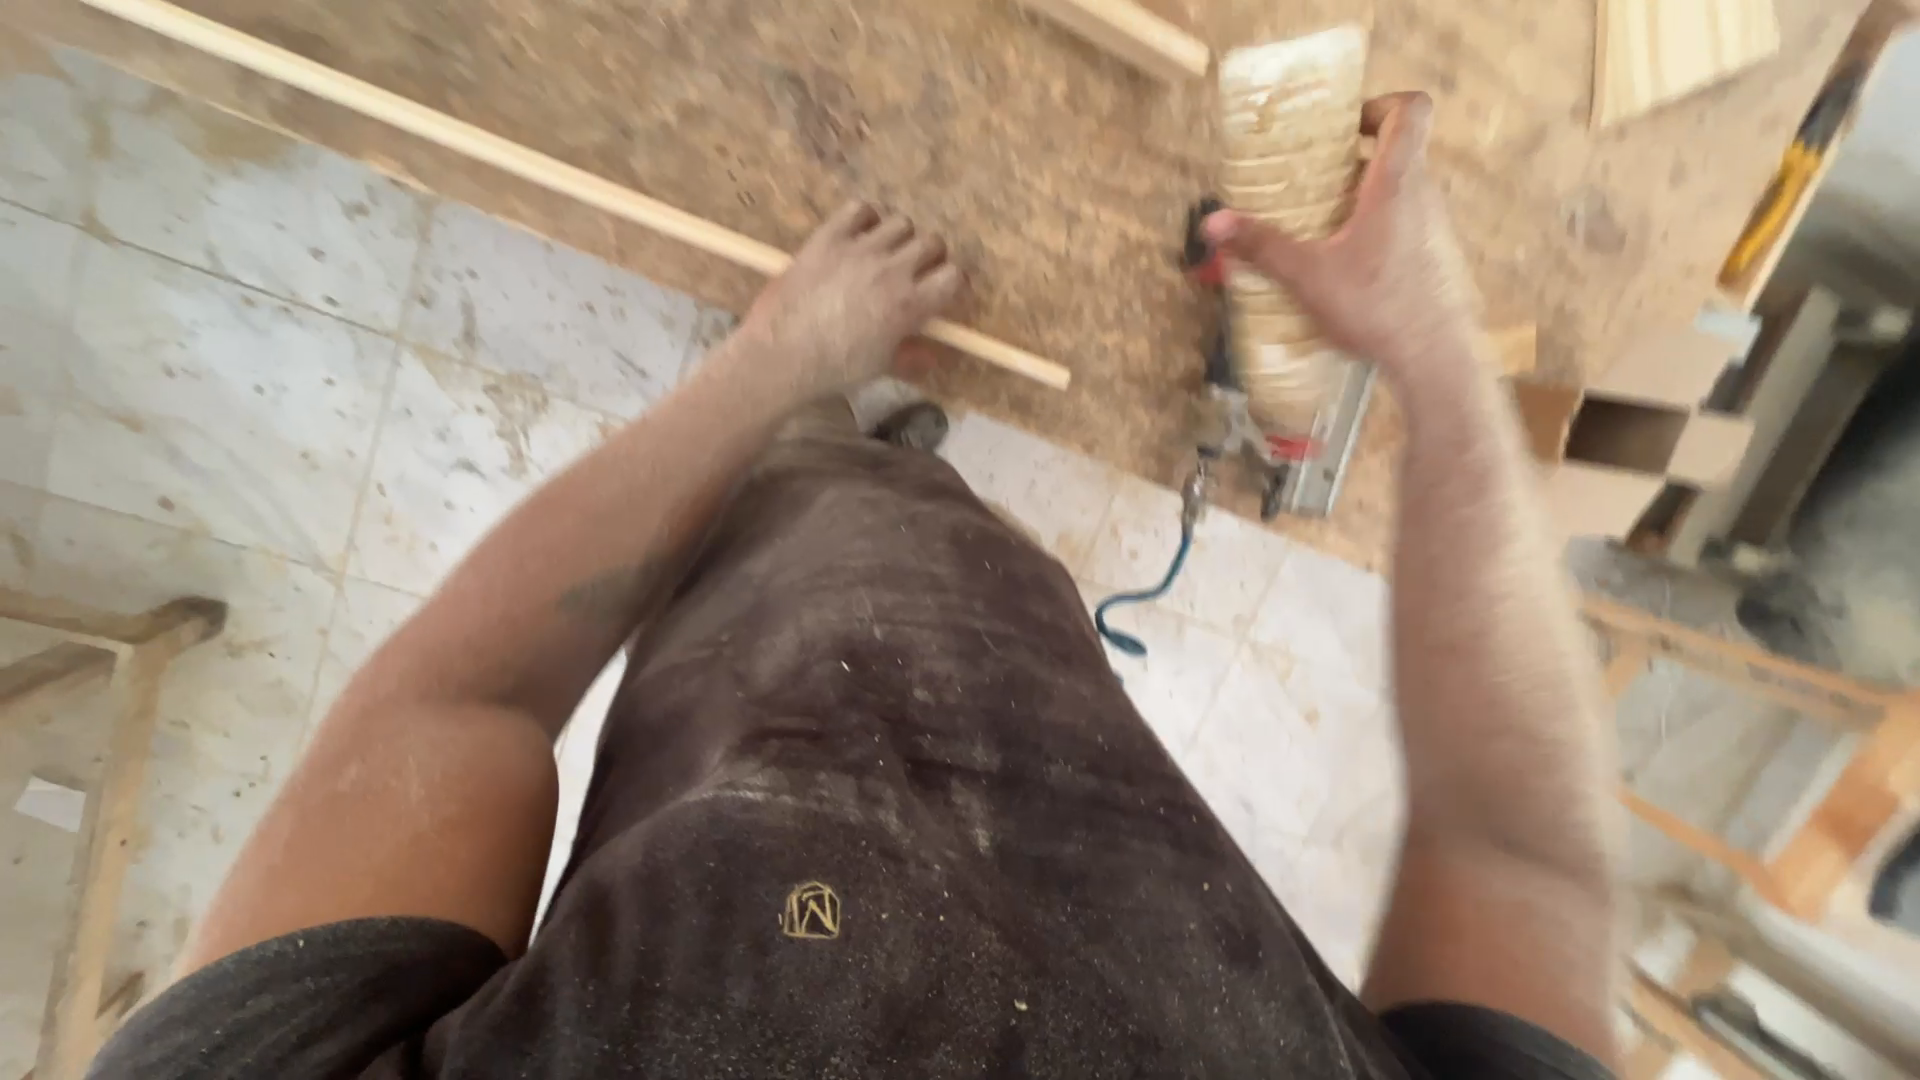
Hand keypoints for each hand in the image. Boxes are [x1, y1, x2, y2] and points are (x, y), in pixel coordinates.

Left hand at [731, 201, 965, 400]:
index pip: (954, 276)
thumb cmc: (834, 369)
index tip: (945, 290)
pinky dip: (866, 218)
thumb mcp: (879, 367)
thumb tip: (931, 356)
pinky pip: (859, 209)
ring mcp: (859, 249)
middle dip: (931, 257)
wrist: (781, 355)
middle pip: (932, 242)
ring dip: (900, 237)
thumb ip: (910, 357)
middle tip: (916, 271)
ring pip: (901, 223)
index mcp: (909, 305)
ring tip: (886, 253)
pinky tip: (858, 236)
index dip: (954, 282)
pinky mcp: (828, 237)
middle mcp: (891, 270)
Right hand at [1205, 92, 1480, 391]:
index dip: (1378, 105)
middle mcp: (1422, 194)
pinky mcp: (1432, 256)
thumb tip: (1212, 222)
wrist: (1432, 355)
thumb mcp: (1307, 275)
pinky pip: (1401, 224)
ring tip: (1318, 227)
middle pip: (1395, 153)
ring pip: (1397, 191)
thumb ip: (1261, 246)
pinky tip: (1342, 266)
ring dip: (1359, 198)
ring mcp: (1432, 226)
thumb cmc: (1373, 304)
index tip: (1342, 127)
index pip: (1409, 110)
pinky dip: (1371, 229)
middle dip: (1350, 161)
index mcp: (1396, 183)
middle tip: (1309, 183)